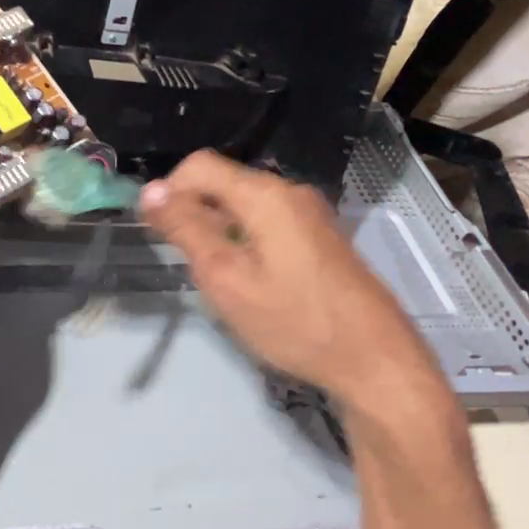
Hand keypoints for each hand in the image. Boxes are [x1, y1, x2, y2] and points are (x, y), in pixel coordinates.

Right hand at [140, 150, 432, 401]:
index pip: (199, 165)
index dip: (170, 191)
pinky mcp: (323, 236)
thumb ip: (186, 229)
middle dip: (195, 212)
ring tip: (219, 277)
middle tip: (189, 264)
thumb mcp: (227, 279)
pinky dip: (246, 238)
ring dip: (220, 228)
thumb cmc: (296, 322)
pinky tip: (252, 281)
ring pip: (245, 204)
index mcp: (265, 195)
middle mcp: (289, 192)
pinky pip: (269, 220)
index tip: (159, 233)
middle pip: (224, 182)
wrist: (378, 363)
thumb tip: (151, 191)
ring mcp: (311, 213)